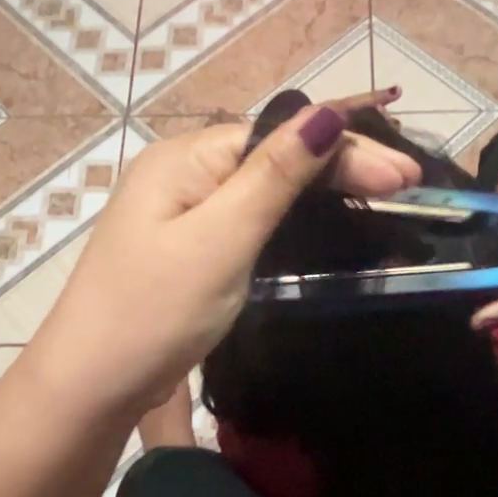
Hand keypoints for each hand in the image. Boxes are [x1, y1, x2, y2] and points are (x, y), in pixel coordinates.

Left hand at [27, 105, 419, 418]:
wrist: (92, 383)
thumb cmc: (154, 311)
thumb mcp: (221, 240)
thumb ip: (273, 177)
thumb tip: (325, 112)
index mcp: (186, 158)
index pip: (279, 136)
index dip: (344, 149)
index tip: (404, 178)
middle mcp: (183, 174)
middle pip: (274, 156)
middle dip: (339, 166)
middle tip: (405, 189)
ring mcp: (182, 214)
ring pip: (264, 189)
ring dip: (320, 192)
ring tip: (377, 202)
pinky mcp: (188, 251)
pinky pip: (248, 222)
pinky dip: (291, 222)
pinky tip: (322, 229)